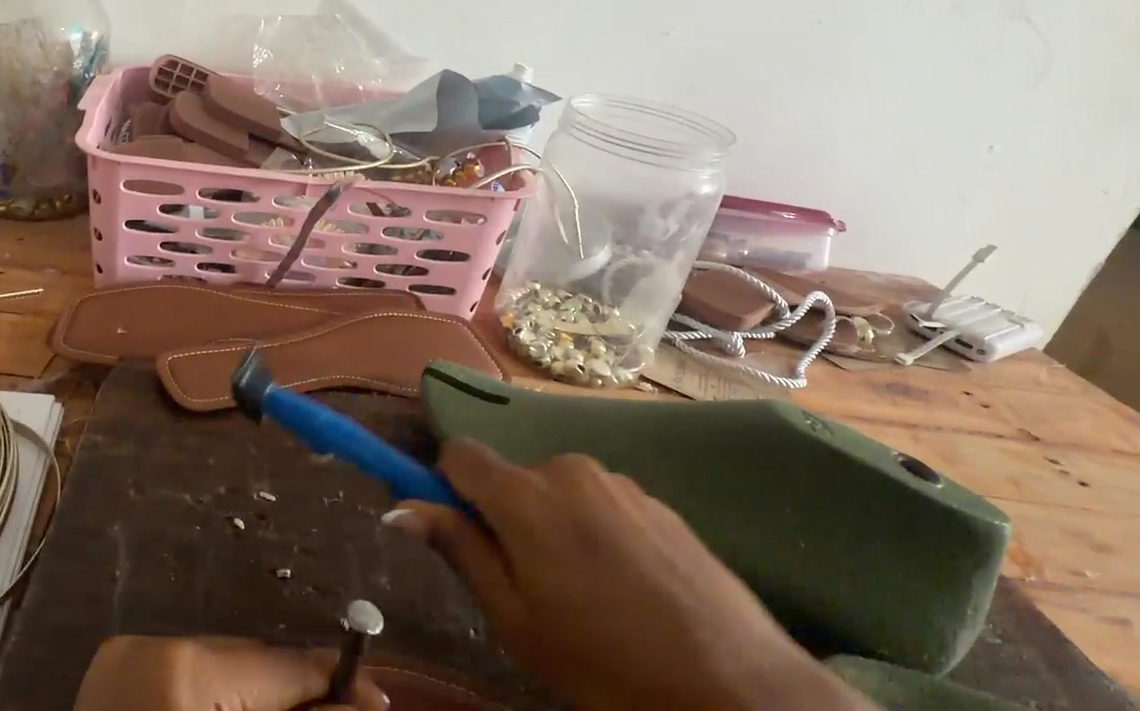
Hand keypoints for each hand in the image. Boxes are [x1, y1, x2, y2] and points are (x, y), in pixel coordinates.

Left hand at [72, 635, 387, 710]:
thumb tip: (362, 703)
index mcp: (184, 669)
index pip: (279, 664)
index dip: (333, 678)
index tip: (374, 695)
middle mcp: (150, 646)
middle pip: (251, 661)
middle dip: (294, 690)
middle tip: (340, 706)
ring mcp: (124, 657)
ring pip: (219, 667)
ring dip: (257, 693)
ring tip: (295, 707)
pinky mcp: (111, 673)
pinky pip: (184, 676)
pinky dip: (216, 695)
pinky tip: (239, 707)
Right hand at [385, 441, 875, 710]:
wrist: (739, 689)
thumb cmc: (605, 663)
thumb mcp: (516, 621)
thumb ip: (458, 550)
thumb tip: (399, 508)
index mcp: (524, 496)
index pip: (459, 453)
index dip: (447, 485)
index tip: (458, 529)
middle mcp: (568, 469)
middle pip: (511, 476)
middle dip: (506, 517)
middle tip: (530, 585)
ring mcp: (619, 482)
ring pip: (557, 490)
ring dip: (553, 525)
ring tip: (587, 594)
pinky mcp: (659, 501)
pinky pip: (601, 503)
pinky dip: (596, 532)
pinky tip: (628, 589)